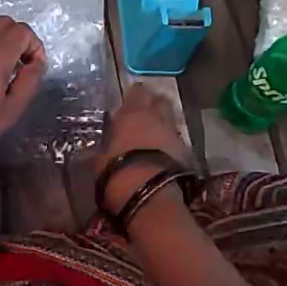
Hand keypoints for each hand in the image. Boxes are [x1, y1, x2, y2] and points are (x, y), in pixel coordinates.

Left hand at [0, 16, 48, 146]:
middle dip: (18, 40)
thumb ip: (29, 81)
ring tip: (2, 73)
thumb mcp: (12, 108)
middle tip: (20, 64)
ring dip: (0, 45)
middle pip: (5, 24)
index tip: (34, 67)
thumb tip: (36, 64)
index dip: (35, 46)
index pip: (23, 31)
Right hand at [95, 84, 191, 213]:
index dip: (134, 96)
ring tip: (152, 135)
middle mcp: (156, 118)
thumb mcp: (100, 159)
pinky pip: (175, 140)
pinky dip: (169, 143)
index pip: (137, 92)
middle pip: (160, 101)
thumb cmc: (117, 172)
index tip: (129, 101)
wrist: (149, 193)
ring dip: (162, 124)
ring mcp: (174, 134)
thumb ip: (106, 147)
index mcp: (133, 114)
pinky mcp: (186, 153)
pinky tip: (161, 153)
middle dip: (154, 104)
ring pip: (170, 120)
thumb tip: (103, 147)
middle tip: (144, 113)